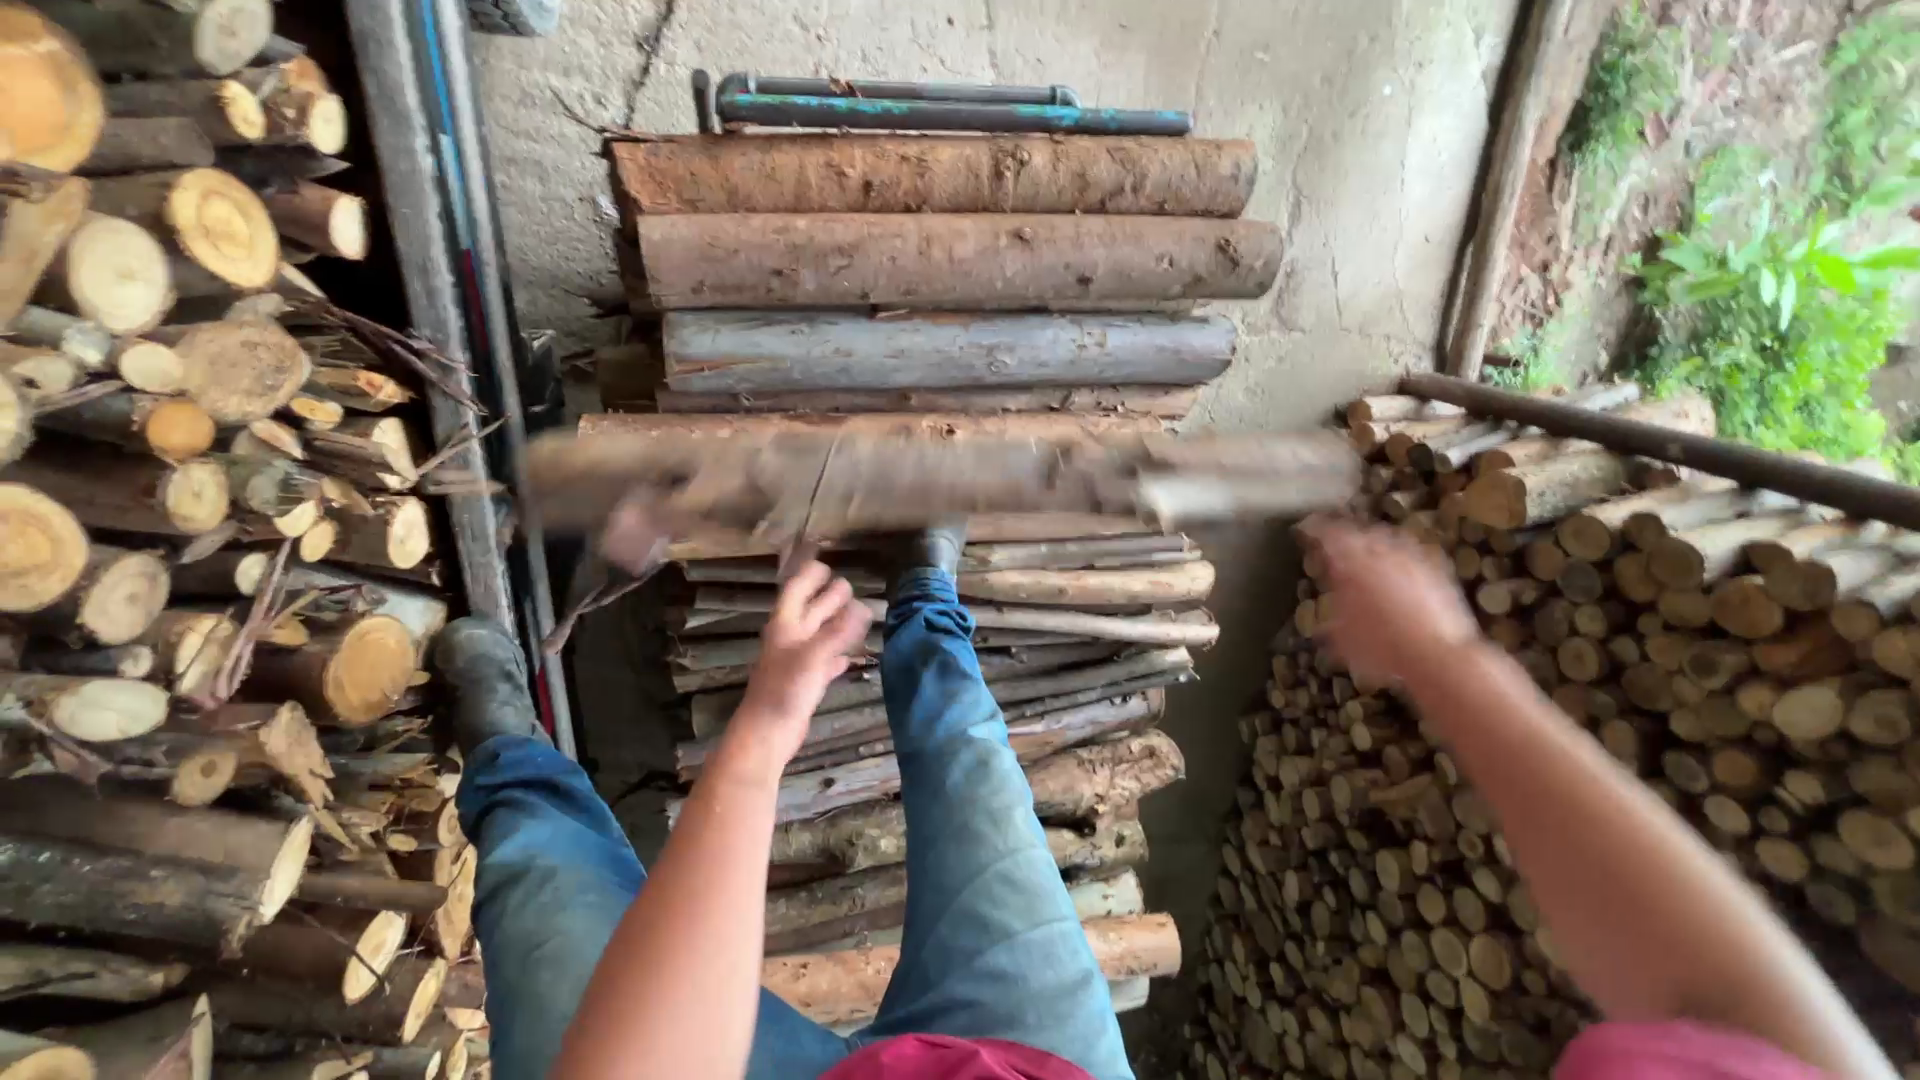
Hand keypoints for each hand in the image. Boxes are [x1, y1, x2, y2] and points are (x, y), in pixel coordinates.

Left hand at [726, 561, 873, 771]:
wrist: (767, 733)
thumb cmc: (784, 689)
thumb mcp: (813, 656)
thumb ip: (839, 631)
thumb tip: (865, 606)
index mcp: (785, 626)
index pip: (795, 591)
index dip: (808, 575)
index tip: (824, 561)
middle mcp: (790, 639)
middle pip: (810, 611)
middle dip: (827, 597)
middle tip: (848, 583)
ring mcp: (797, 661)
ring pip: (819, 634)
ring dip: (835, 623)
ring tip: (858, 612)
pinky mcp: (805, 682)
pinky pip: (825, 661)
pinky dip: (837, 654)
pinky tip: (850, 655)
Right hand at [1303, 517, 1480, 685]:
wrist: (1436, 657)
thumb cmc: (1379, 647)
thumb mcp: (1341, 637)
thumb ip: (1331, 620)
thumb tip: (1323, 624)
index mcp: (1351, 563)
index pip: (1328, 535)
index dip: (1314, 529)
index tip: (1306, 528)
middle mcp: (1382, 554)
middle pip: (1360, 531)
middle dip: (1346, 534)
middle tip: (1336, 541)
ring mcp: (1412, 560)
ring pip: (1389, 539)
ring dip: (1375, 541)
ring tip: (1368, 550)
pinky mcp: (1438, 572)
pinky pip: (1414, 555)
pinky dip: (1402, 556)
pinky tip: (1400, 568)